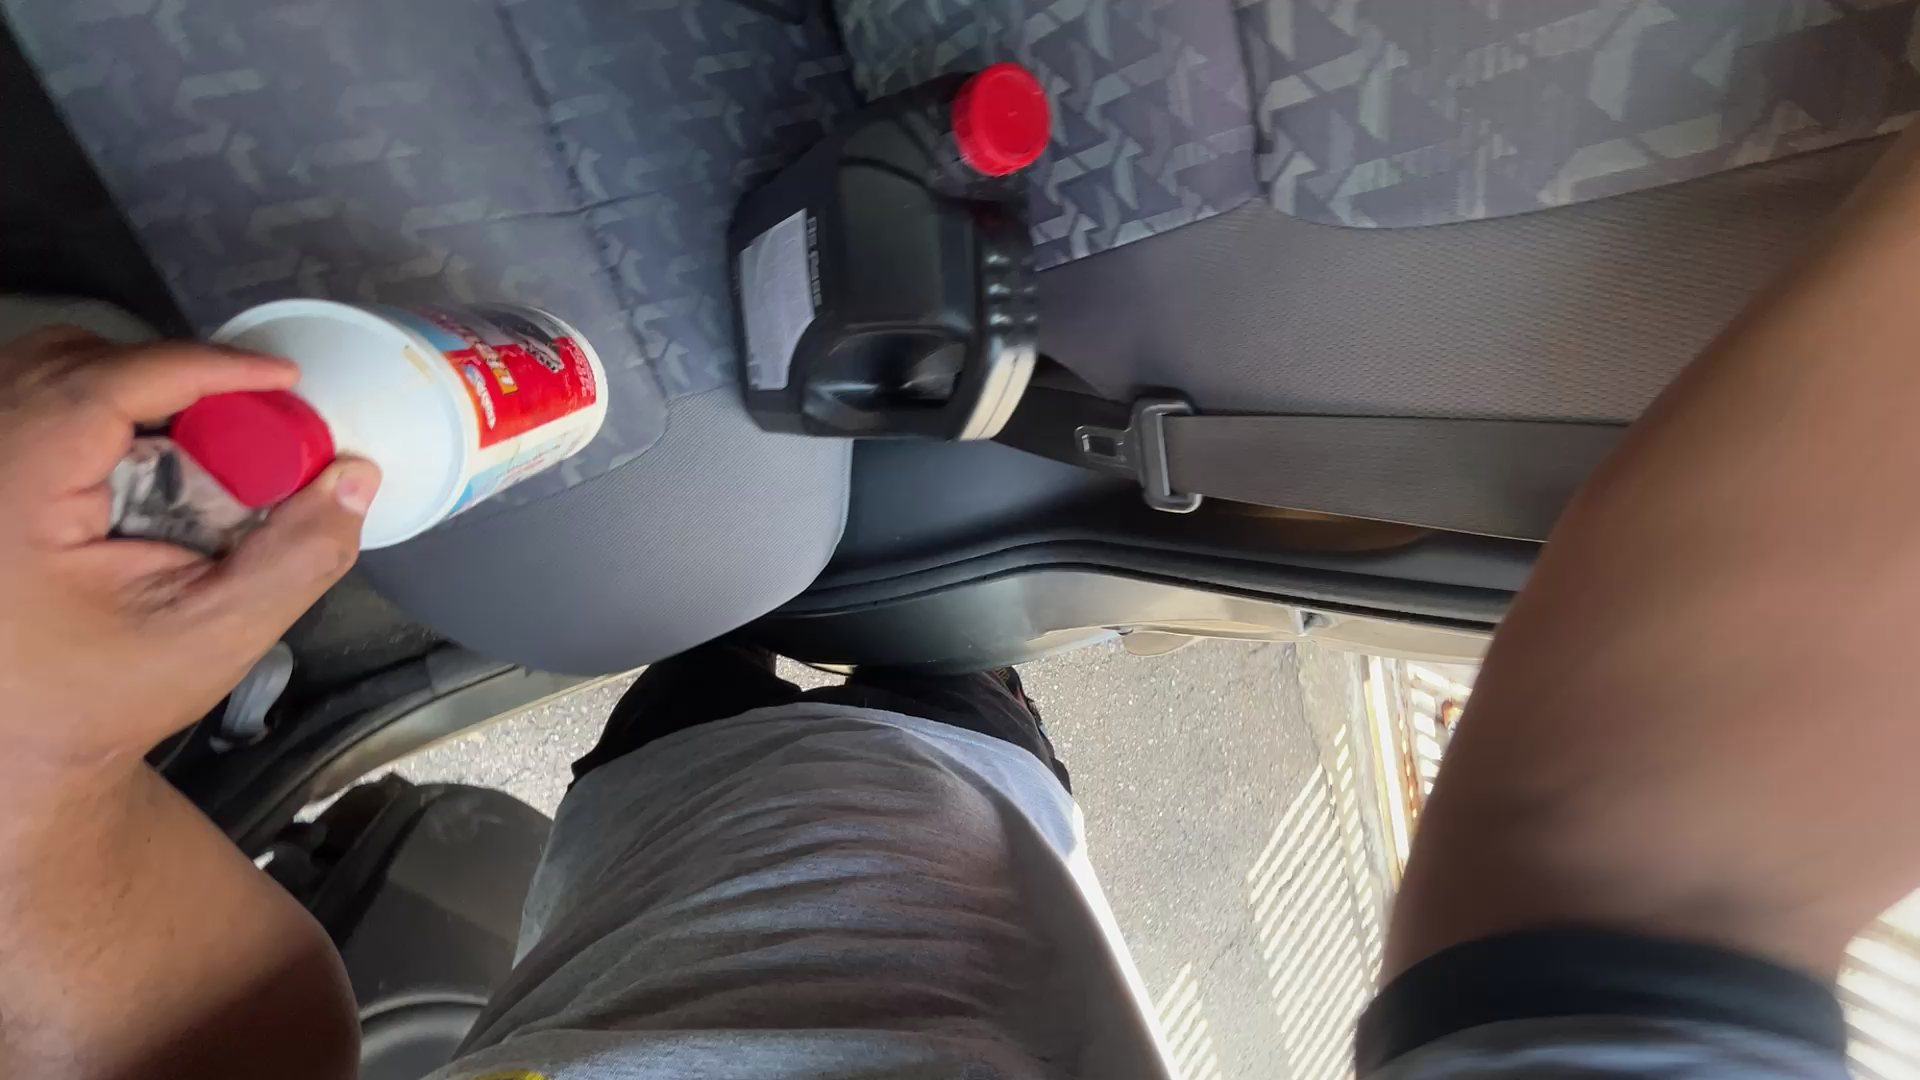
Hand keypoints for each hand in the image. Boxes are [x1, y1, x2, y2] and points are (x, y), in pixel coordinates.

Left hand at [0, 327, 381, 775]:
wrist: (8, 746)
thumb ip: (302, 553)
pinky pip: (29, 405)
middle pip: (62, 363)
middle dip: (173, 375)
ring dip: (138, 388)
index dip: (199, 366)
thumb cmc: (106, 694)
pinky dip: (104, 408)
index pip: (94, 389)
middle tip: (255, 420)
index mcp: (2, 502)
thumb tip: (356, 475)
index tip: (283, 376)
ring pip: (38, 373)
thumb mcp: (225, 632)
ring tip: (211, 439)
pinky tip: (154, 457)